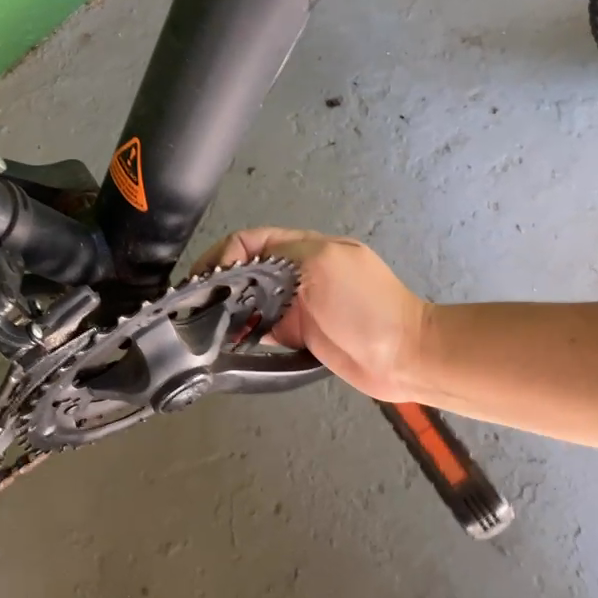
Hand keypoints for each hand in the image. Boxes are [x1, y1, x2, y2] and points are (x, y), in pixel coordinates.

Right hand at [199, 227, 432, 402]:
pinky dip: (242, 332)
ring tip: (201, 322)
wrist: (406, 356)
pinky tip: (226, 341)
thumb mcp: (325, 262)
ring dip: (227, 307)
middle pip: (245, 269)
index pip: (250, 240)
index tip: (205, 277)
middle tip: (192, 301)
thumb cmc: (367, 305)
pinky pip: (262, 329)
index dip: (223, 254)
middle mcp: (295, 273)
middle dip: (218, 280)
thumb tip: (245, 267)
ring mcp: (297, 305)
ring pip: (250, 300)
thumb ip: (283, 255)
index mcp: (302, 247)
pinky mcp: (298, 335)